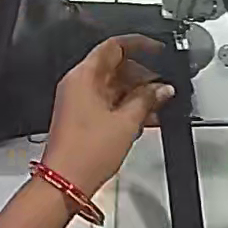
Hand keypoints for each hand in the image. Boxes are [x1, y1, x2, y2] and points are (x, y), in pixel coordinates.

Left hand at [40, 36, 173, 194]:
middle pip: (113, 66)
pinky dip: (126, 106)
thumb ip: (147, 100)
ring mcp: (78, 101)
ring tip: (159, 102)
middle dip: (141, 74)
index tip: (156, 48)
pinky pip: (107, 102)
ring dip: (135, 92)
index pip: (112, 46)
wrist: (65, 182)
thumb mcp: (126, 122)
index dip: (138, 44)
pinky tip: (145, 117)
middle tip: (162, 84)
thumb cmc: (84, 152)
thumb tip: (161, 89)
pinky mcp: (82, 117)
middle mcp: (78, 84)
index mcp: (83, 76)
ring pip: (112, 86)